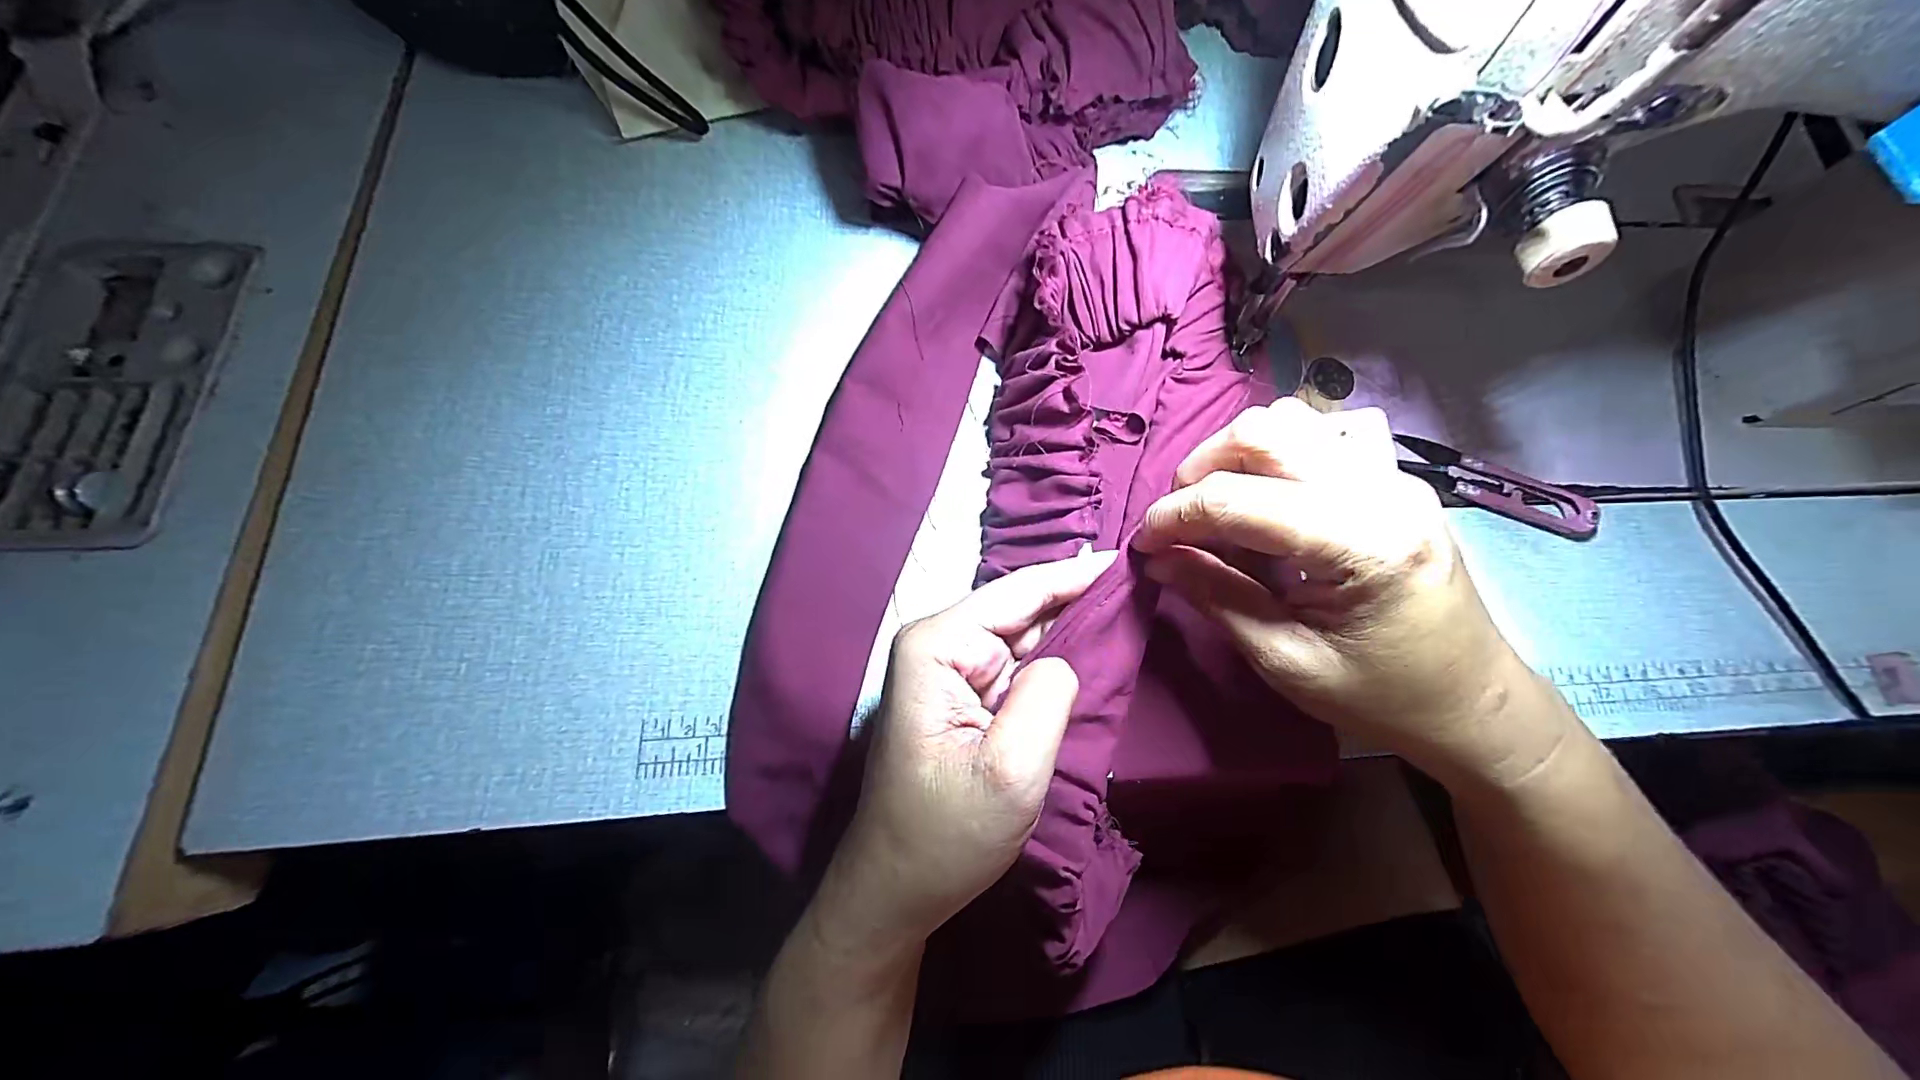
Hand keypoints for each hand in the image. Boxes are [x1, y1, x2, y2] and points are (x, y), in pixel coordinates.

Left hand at [812, 551, 1116, 954]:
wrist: (898, 887)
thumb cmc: (946, 835)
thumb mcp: (1010, 771)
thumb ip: (1048, 696)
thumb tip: (1067, 657)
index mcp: (937, 646)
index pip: (1017, 592)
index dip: (1076, 575)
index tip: (1130, 557)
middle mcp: (940, 644)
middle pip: (1021, 607)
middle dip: (1078, 598)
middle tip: (1142, 582)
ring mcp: (951, 670)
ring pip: (1024, 634)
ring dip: (1072, 627)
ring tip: (1129, 607)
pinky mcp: (966, 696)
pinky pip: (1020, 664)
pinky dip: (1057, 659)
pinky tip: (1095, 649)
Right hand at [1132, 399, 1570, 790]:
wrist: (1471, 704)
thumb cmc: (1379, 696)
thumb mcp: (1284, 659)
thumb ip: (1215, 596)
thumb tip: (1156, 556)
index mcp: (1362, 542)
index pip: (1238, 499)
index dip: (1174, 517)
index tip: (1143, 545)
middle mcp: (1383, 489)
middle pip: (1264, 433)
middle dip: (1199, 470)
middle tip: (1179, 523)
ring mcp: (1394, 476)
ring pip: (1291, 421)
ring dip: (1237, 456)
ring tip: (1220, 507)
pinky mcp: (1394, 478)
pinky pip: (1323, 434)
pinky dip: (1279, 453)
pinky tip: (1271, 495)